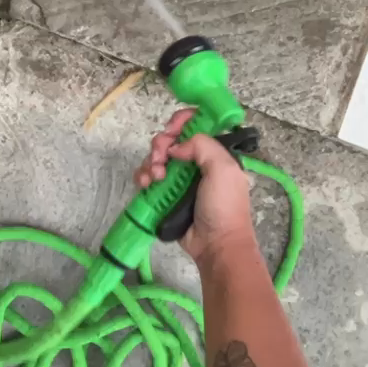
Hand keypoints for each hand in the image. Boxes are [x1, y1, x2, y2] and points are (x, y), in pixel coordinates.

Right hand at [131, 108, 254, 267]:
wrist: (216, 245)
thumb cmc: (224, 206)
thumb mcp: (223, 169)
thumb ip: (201, 145)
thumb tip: (175, 147)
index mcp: (214, 152)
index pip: (196, 123)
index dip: (181, 121)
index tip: (172, 131)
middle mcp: (196, 161)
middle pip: (170, 138)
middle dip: (161, 145)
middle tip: (160, 160)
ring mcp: (179, 178)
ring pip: (157, 157)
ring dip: (150, 163)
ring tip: (154, 178)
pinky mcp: (165, 193)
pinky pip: (148, 176)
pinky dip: (143, 176)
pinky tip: (146, 185)